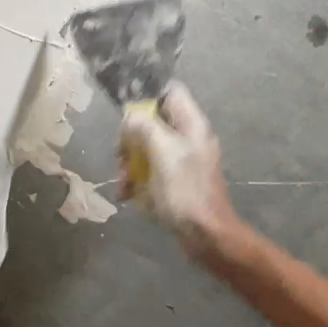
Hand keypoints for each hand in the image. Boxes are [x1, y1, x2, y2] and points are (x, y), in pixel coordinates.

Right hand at [118, 82, 239, 254]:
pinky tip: (129, 196)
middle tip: (122, 157)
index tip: (126, 115)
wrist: (206, 234)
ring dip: (131, 164)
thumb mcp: (163, 152)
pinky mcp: (177, 183)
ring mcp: (184, 161)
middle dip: (132, 139)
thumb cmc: (186, 190)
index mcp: (192, 124)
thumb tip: (130, 117)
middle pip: (153, 122)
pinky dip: (138, 182)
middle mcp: (189, 138)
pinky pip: (152, 173)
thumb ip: (145, 127)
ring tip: (123, 182)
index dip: (147, 97)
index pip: (170, 92)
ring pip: (148, 149)